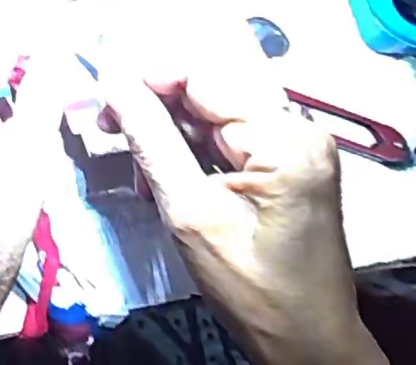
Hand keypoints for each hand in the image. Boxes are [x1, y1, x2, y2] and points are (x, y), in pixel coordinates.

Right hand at [97, 24, 385, 364]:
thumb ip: (148, 136)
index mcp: (284, 138)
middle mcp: (294, 129)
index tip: (107, 107)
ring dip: (163, 137)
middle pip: (200, 95)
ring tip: (142, 173)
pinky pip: (218, 135)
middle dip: (151, 115)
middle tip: (112, 134)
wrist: (308, 350)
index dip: (145, 84)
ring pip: (203, 114)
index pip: (198, 79)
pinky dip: (185, 151)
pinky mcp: (282, 161)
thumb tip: (111, 80)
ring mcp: (291, 145)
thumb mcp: (188, 209)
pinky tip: (166, 177)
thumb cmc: (253, 288)